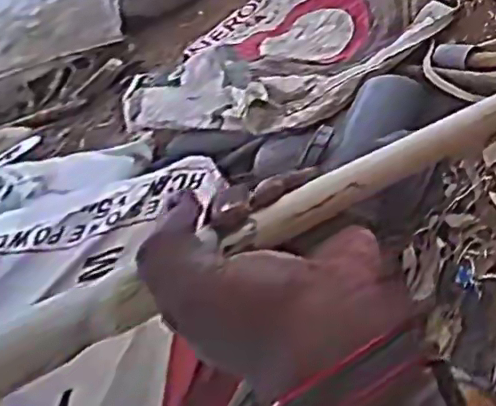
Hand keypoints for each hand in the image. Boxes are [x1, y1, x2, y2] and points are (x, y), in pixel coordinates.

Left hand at [136, 189, 426, 402]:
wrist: (331, 314)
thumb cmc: (256, 314)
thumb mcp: (188, 293)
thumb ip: (164, 249)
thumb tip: (178, 202)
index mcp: (208, 290)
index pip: (191, 243)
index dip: (191, 220)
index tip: (197, 211)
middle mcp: (247, 264)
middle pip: (232, 212)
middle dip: (231, 201)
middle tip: (238, 210)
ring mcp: (288, 243)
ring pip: (270, 197)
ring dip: (268, 187)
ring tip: (273, 194)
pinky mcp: (323, 222)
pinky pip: (308, 190)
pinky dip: (303, 180)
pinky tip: (302, 180)